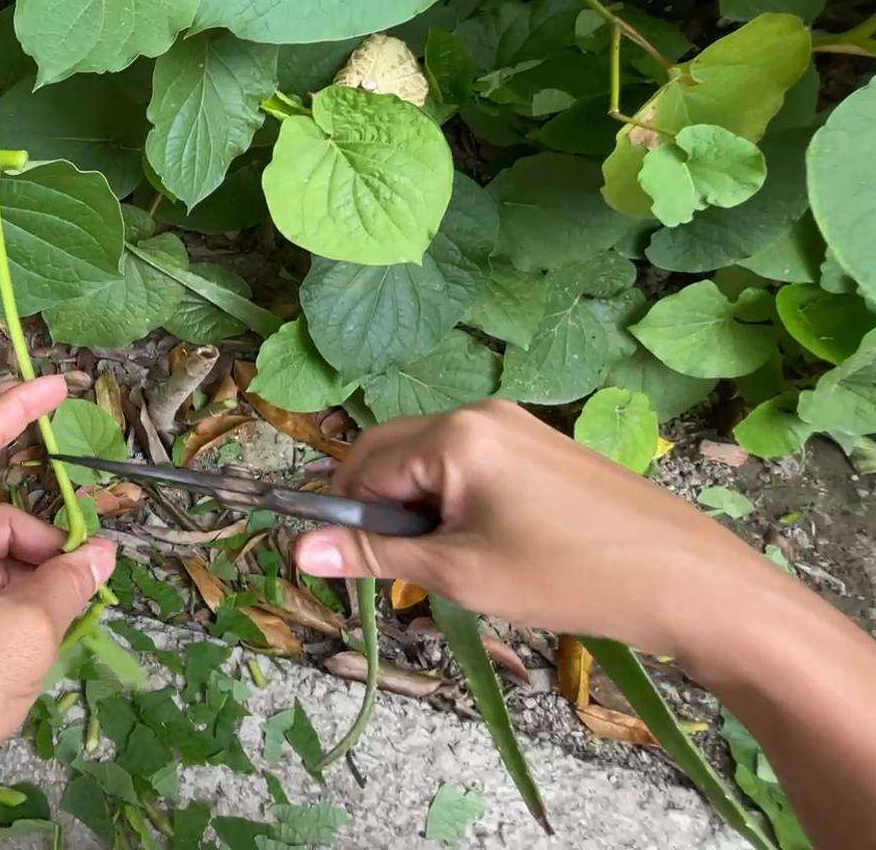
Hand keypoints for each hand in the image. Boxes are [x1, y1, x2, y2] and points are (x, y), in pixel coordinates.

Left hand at [0, 376, 116, 849]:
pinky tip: (47, 615)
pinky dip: (22, 577)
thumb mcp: (28, 629)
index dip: (18, 403)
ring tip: (70, 594)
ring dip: (37, 548)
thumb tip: (103, 552)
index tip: (57, 382)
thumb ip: (70, 581)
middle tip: (60, 422)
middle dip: (17, 442)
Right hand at [292, 399, 778, 657]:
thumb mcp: (459, 573)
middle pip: (387, 449)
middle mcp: (476, 412)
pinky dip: (449, 491)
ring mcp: (511, 421)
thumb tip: (297, 551)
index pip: (363, 466)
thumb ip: (371, 553)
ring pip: (422, 453)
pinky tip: (485, 532)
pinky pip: (461, 456)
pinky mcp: (536, 439)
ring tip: (452, 550)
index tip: (363, 559)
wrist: (706, 590)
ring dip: (414, 498)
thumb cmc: (571, 579)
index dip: (351, 513)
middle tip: (407, 558)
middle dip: (379, 502)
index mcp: (453, 434)